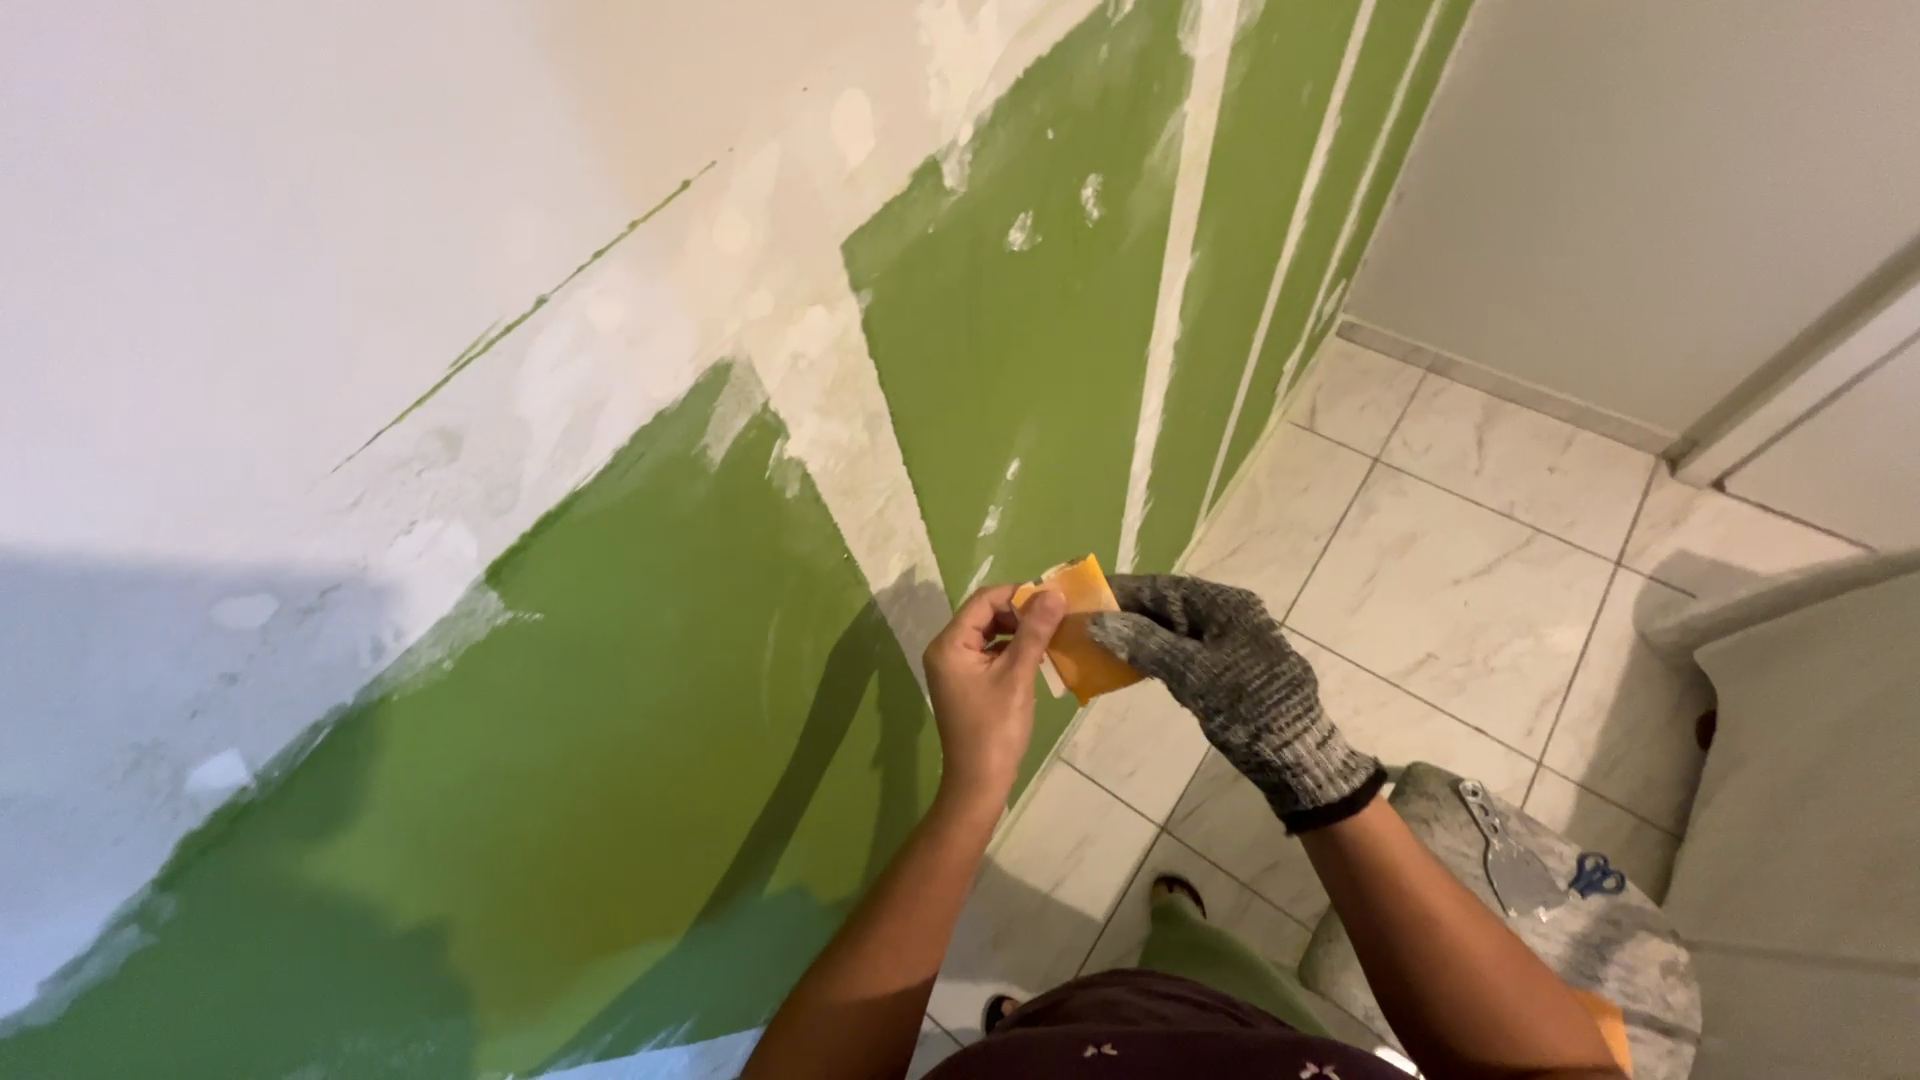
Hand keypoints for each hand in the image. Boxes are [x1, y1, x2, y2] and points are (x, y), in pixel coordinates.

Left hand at [922, 584, 1066, 811]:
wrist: (979, 782)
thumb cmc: (995, 729)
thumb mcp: (1017, 676)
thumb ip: (1034, 631)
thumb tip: (1054, 592)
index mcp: (949, 644)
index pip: (984, 600)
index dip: (1018, 594)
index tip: (1053, 598)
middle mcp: (945, 649)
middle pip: (985, 614)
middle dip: (1020, 612)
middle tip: (1056, 616)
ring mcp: (954, 667)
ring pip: (989, 633)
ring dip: (1018, 630)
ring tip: (1051, 634)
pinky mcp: (965, 681)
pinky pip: (989, 652)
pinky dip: (1012, 649)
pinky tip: (1037, 655)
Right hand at [1086, 574, 1384, 831]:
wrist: (1294, 756)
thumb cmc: (1247, 706)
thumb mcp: (1193, 672)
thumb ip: (1144, 643)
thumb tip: (1097, 621)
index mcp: (1225, 606)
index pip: (1164, 588)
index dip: (1122, 591)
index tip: (1084, 597)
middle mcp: (1226, 616)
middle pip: (1166, 607)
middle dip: (1126, 615)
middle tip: (1084, 624)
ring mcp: (1225, 644)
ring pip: (1170, 631)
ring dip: (1136, 637)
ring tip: (1097, 644)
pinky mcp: (1222, 671)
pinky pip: (1179, 653)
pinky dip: (1153, 657)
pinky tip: (1129, 666)